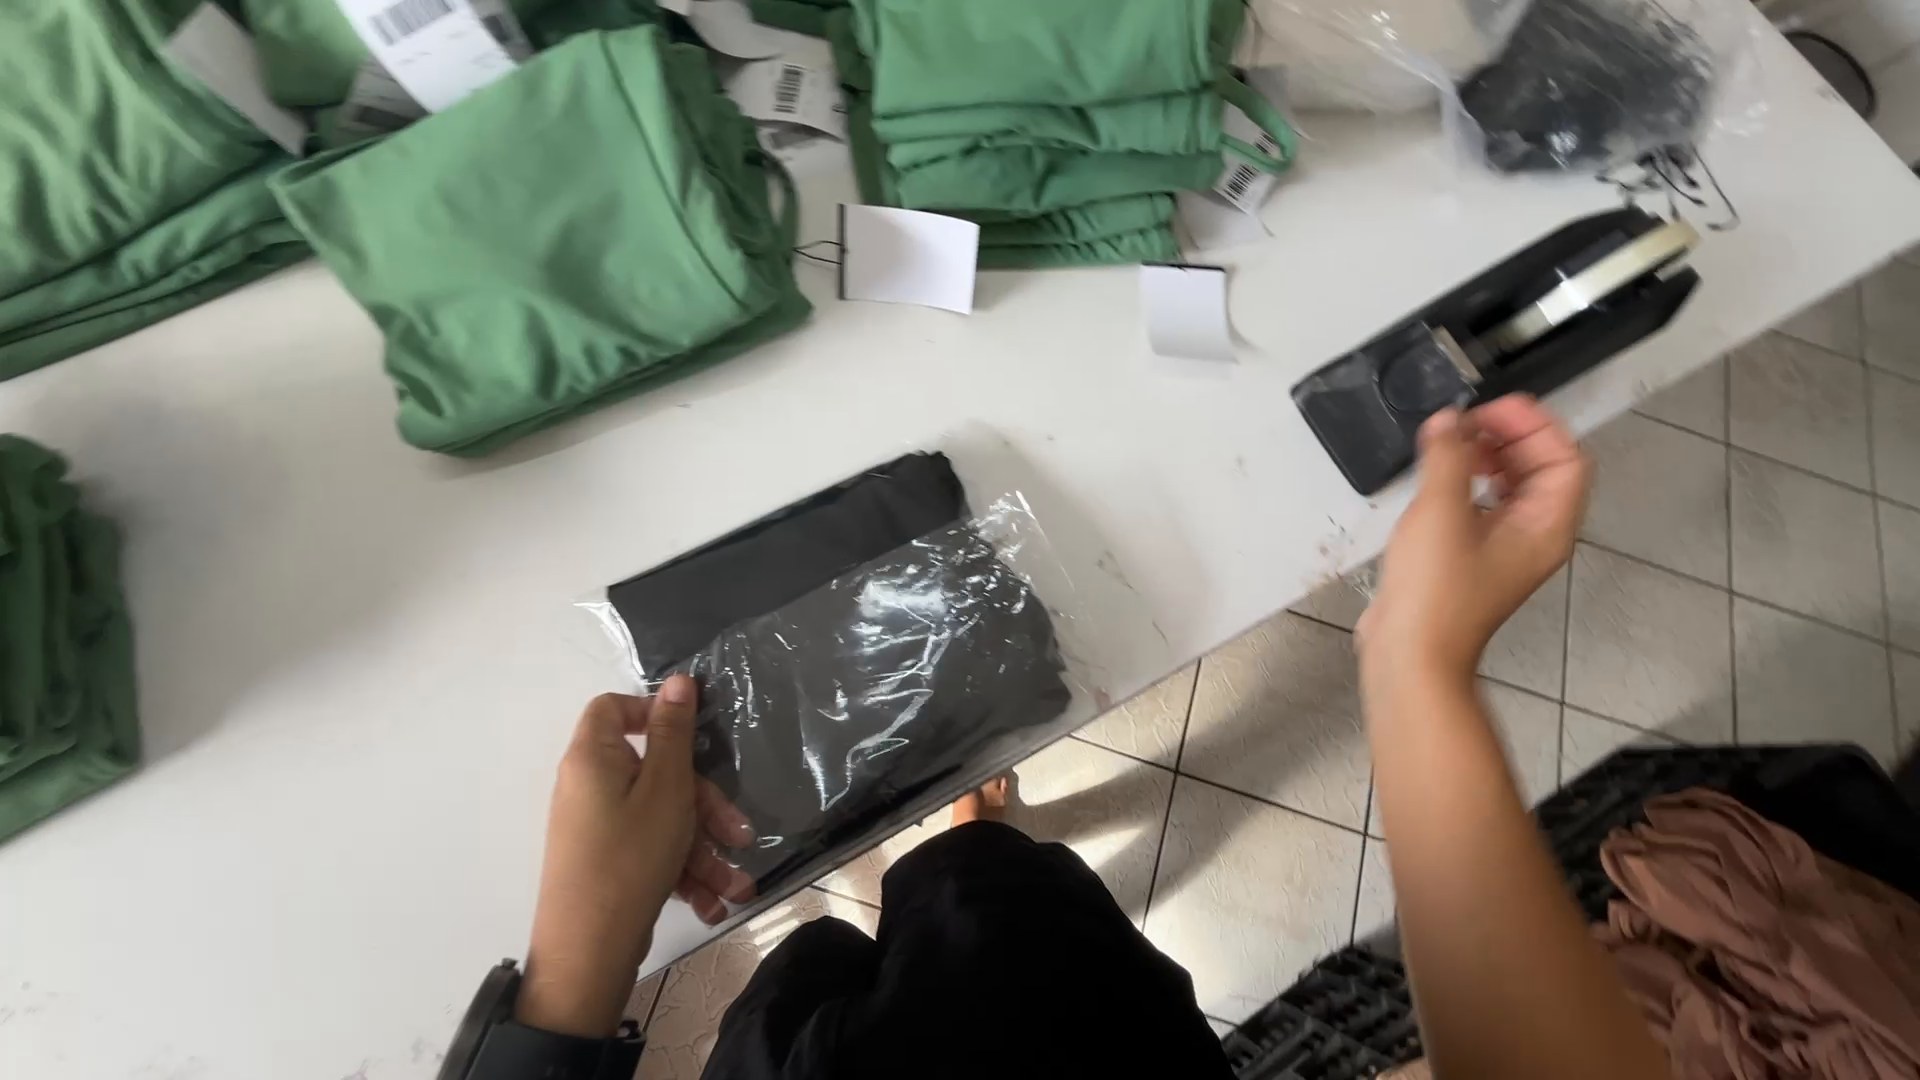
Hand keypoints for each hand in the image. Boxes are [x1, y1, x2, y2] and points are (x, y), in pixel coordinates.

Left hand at [516, 677, 756, 1036]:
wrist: (587, 957)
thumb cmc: (630, 857)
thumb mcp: (666, 788)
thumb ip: (674, 732)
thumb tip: (678, 679)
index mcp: (595, 758)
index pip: (612, 708)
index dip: (652, 711)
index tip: (692, 736)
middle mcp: (592, 786)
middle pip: (657, 771)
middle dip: (706, 805)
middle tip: (739, 834)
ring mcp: (599, 826)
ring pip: (663, 817)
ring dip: (704, 847)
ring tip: (737, 885)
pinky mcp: (610, 860)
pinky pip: (652, 847)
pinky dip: (683, 869)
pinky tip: (714, 901)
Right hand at [1358, 396, 1588, 688]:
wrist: (1410, 652)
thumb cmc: (1435, 589)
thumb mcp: (1440, 512)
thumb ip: (1447, 458)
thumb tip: (1448, 421)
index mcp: (1546, 525)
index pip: (1564, 459)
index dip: (1533, 426)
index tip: (1488, 409)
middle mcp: (1534, 537)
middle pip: (1540, 471)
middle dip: (1508, 438)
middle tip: (1465, 421)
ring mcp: (1501, 551)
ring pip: (1510, 490)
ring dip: (1486, 460)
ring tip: (1449, 444)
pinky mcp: (1469, 561)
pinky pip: (1481, 509)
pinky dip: (1465, 486)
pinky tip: (1436, 481)